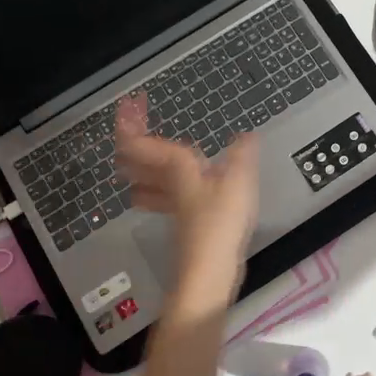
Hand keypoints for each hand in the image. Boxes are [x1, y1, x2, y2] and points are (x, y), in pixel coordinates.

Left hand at [114, 93, 259, 311]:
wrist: (210, 271)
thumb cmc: (221, 222)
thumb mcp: (238, 182)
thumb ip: (242, 156)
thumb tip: (247, 135)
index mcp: (178, 168)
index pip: (147, 142)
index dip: (133, 123)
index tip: (128, 104)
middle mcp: (170, 183)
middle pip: (139, 159)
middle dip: (131, 138)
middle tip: (130, 120)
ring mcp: (172, 203)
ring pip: (145, 178)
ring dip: (138, 161)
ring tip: (134, 151)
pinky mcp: (182, 219)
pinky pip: (160, 194)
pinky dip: (155, 184)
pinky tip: (167, 188)